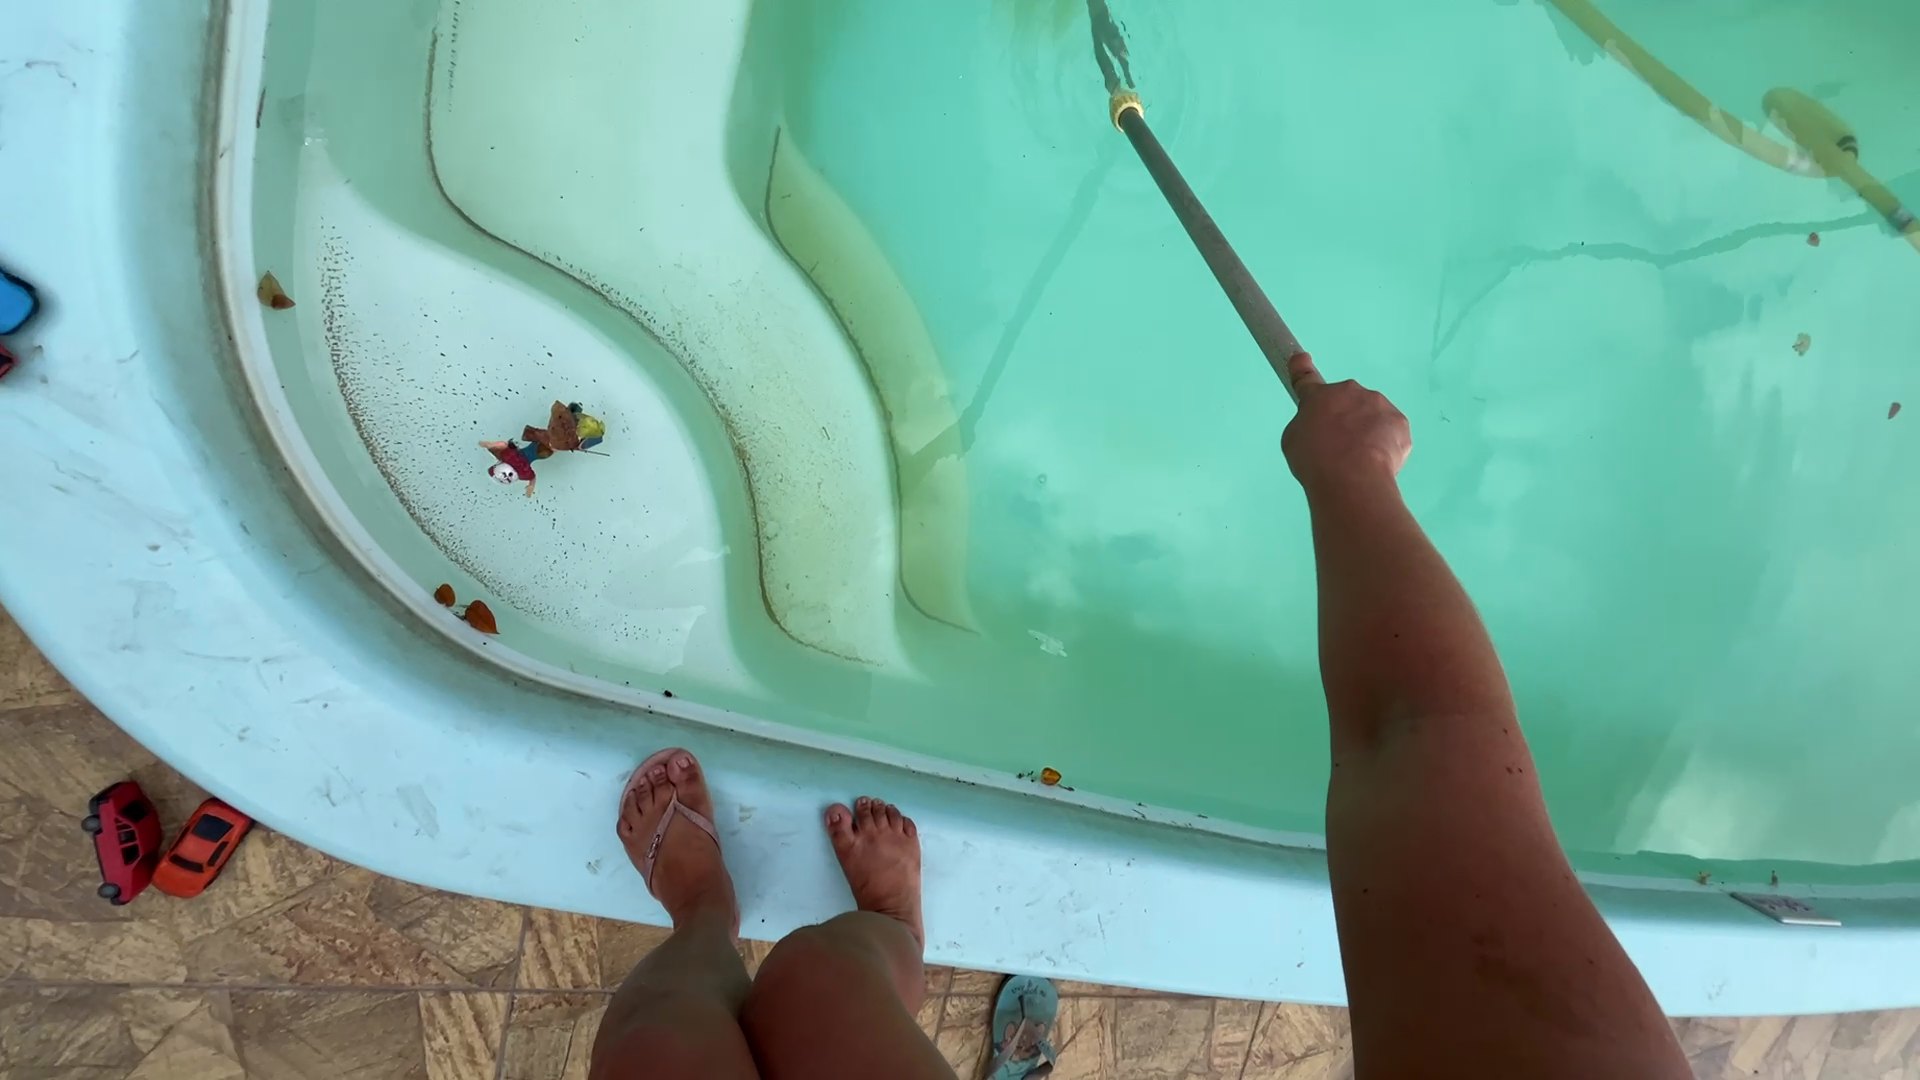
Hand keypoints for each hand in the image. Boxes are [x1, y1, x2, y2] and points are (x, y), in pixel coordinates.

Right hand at [1281, 353, 1411, 498]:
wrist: (1351, 477)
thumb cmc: (1314, 459)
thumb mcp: (1294, 441)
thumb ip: (1307, 425)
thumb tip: (1320, 425)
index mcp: (1320, 397)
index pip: (1307, 379)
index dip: (1301, 368)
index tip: (1300, 358)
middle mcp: (1352, 392)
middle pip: (1346, 401)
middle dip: (1342, 417)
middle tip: (1335, 445)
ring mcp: (1380, 406)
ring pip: (1371, 415)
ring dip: (1365, 431)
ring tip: (1356, 459)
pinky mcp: (1401, 424)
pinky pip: (1389, 432)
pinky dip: (1383, 444)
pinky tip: (1374, 461)